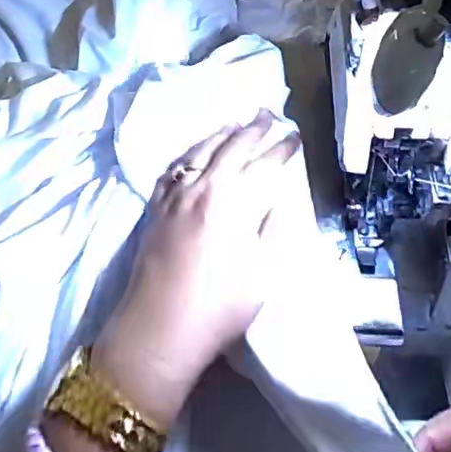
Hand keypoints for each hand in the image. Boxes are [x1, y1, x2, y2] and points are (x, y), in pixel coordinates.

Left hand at [93, 112, 301, 424]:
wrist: (156, 336)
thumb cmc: (218, 308)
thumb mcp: (263, 273)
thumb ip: (274, 230)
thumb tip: (278, 201)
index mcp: (234, 202)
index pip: (265, 164)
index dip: (282, 149)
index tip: (295, 137)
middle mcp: (203, 190)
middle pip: (232, 148)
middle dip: (254, 129)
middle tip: (269, 115)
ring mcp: (174, 198)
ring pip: (200, 152)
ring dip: (221, 134)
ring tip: (236, 123)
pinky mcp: (155, 211)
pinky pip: (173, 170)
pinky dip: (189, 154)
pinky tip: (195, 153)